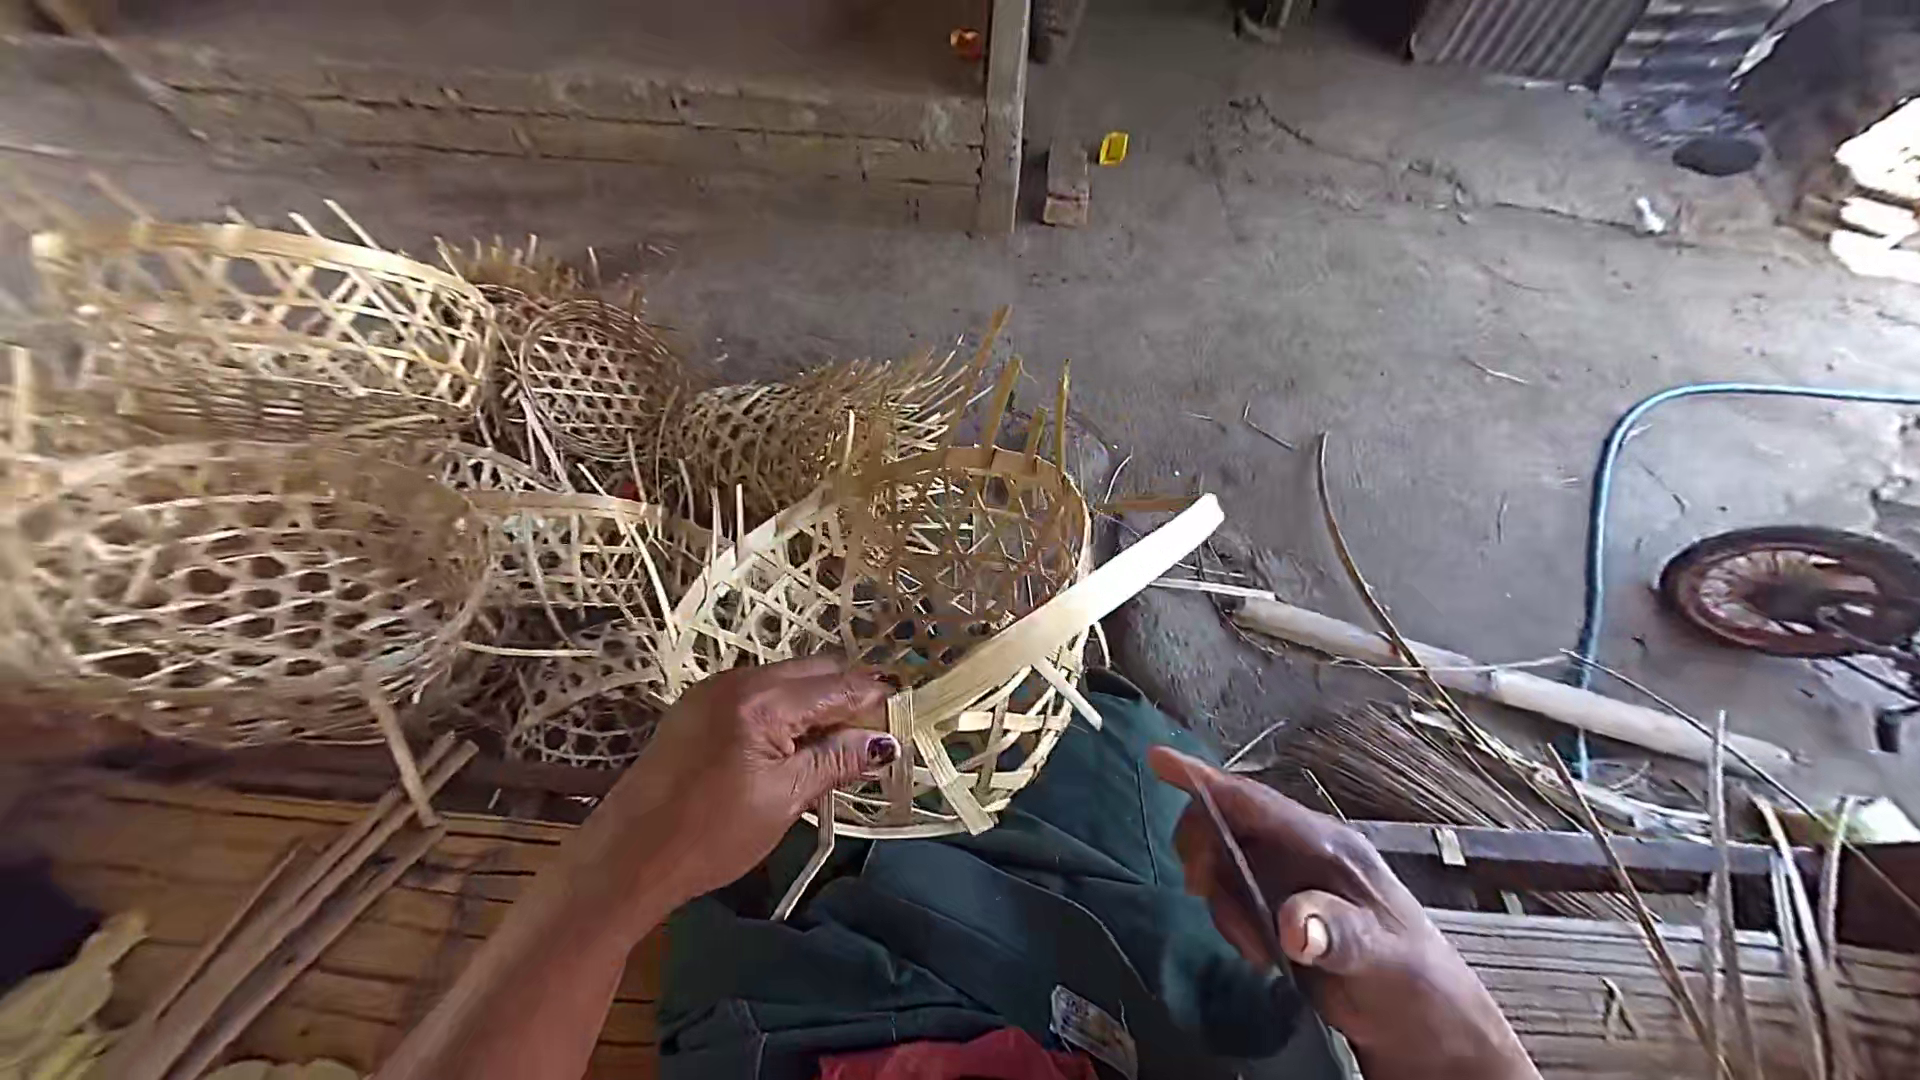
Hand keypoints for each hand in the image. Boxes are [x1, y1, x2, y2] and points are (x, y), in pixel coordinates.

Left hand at [563, 658, 896, 931]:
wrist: (623, 860)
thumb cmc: (709, 836)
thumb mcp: (784, 798)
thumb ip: (837, 760)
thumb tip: (886, 743)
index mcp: (762, 701)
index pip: (838, 685)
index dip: (875, 698)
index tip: (903, 715)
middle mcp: (738, 678)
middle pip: (815, 670)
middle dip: (848, 696)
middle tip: (869, 736)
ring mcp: (715, 687)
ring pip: (788, 677)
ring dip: (817, 701)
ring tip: (833, 743)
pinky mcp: (699, 703)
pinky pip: (760, 689)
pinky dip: (787, 706)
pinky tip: (792, 741)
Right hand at [1149, 747, 1538, 1079]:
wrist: (1429, 1029)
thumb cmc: (1415, 986)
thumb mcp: (1384, 963)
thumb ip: (1338, 934)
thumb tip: (1291, 923)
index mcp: (1325, 844)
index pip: (1252, 800)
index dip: (1202, 778)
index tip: (1157, 758)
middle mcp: (1298, 847)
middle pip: (1226, 821)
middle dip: (1203, 849)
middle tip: (1199, 890)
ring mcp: (1285, 871)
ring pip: (1221, 855)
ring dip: (1220, 896)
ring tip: (1253, 948)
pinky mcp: (1275, 897)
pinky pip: (1229, 887)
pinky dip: (1228, 913)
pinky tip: (1257, 949)